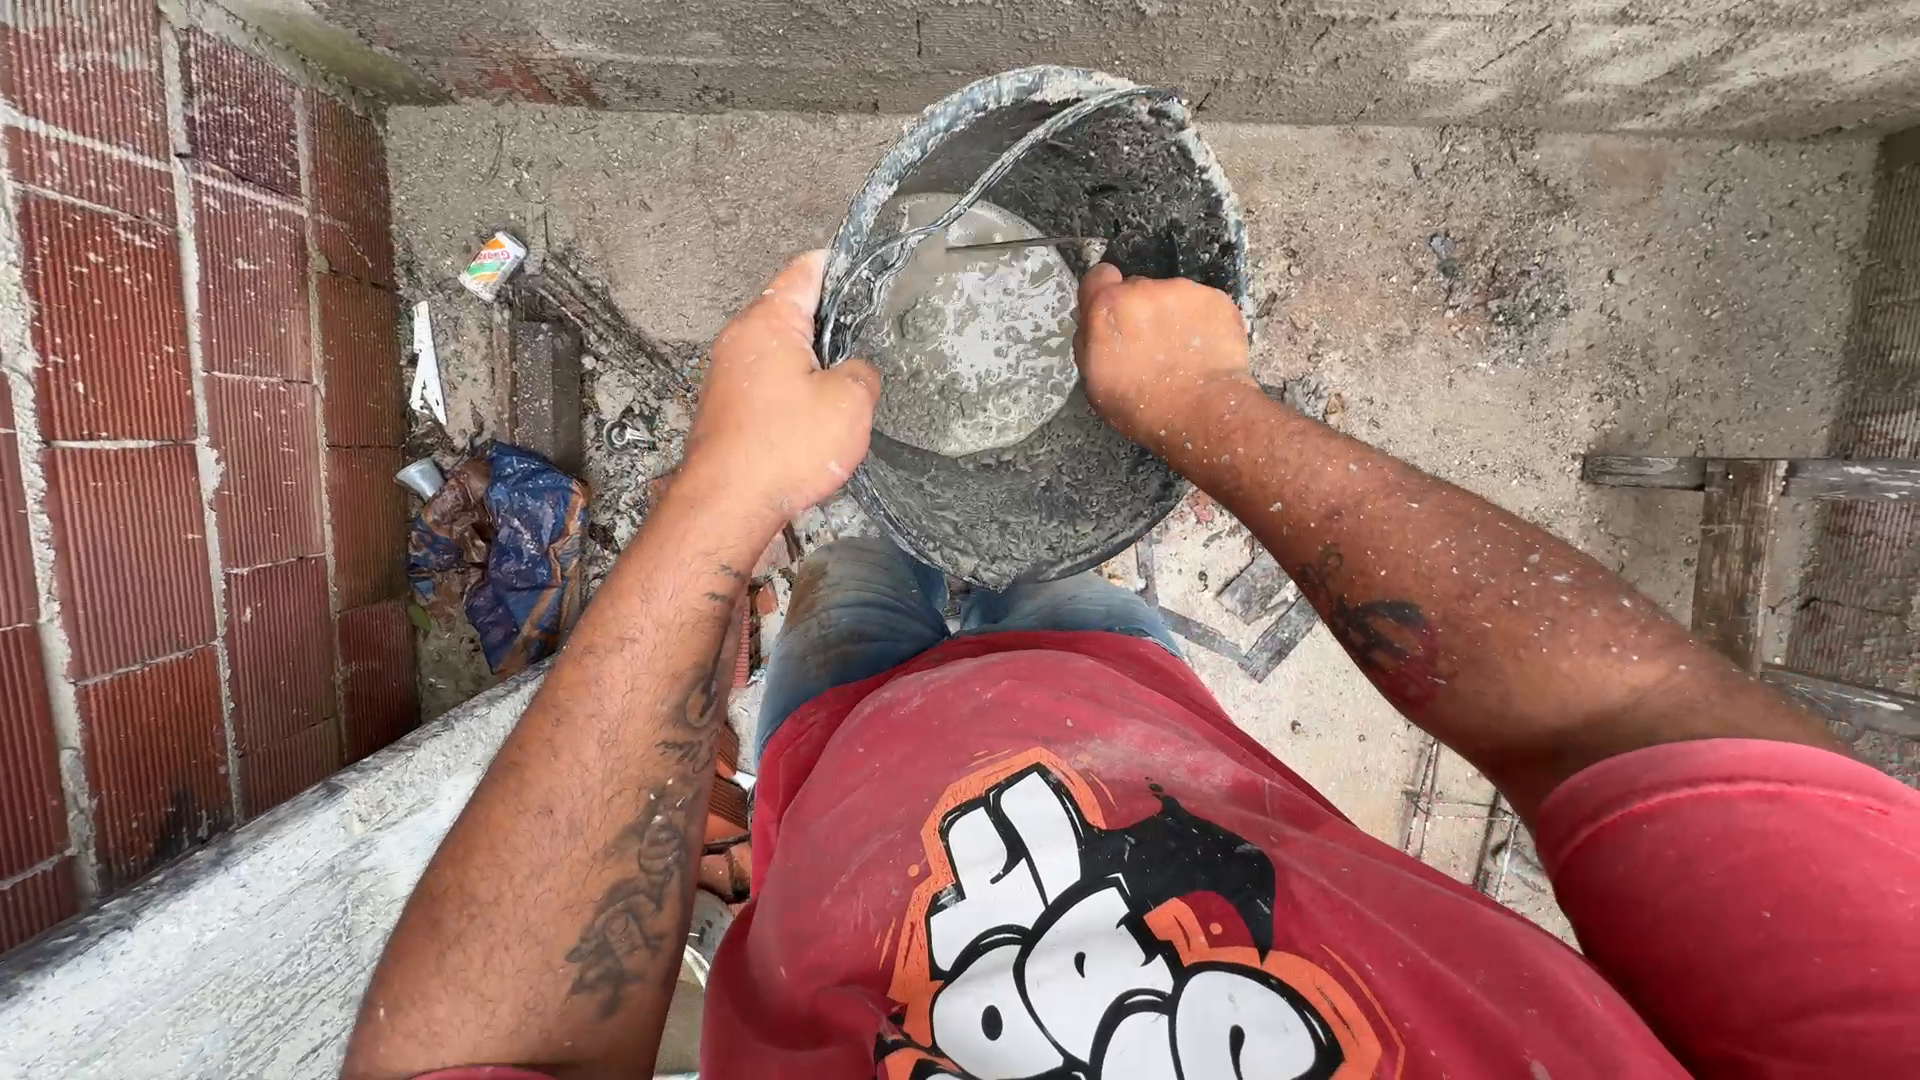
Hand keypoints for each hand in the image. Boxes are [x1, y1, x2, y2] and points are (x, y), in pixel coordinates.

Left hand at [682, 250, 881, 523]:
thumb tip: (857, 371)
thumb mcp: (850, 402)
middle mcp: (739, 341)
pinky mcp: (726, 408)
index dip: (835, 263)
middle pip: (789, 313)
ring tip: (840, 383)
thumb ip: (864, 372)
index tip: (855, 262)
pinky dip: (791, 392)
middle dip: (826, 324)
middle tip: (861, 335)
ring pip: (778, 353)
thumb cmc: (782, 450)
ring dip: (808, 364)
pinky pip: (766, 385)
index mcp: (769, 323)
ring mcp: (727, 375)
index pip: (804, 271)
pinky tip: (811, 418)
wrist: (728, 504)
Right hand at [1073, 264, 1253, 453]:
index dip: (1102, 294)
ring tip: (1177, 354)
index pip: (1097, 277)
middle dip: (1138, 311)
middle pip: (1135, 289)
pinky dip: (1199, 323)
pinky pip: (1200, 304)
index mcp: (1106, 308)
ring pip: (1170, 297)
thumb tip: (1090, 327)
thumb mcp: (1094, 383)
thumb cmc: (1144, 405)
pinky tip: (1198, 352)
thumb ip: (1089, 343)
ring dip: (1170, 317)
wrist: (1199, 410)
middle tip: (1146, 347)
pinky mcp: (1214, 299)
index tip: (1109, 312)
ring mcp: (1182, 291)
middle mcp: (1143, 290)